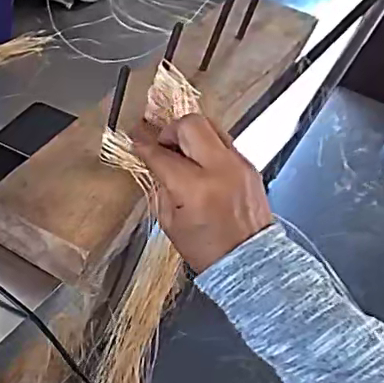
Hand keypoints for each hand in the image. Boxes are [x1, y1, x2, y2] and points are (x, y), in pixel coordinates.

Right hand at [133, 115, 272, 272]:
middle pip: (192, 124)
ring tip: (179, 153)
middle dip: (170, 130)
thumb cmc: (204, 246)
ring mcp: (239, 164)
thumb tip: (154, 163)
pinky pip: (223, 143)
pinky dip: (205, 147)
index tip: (134, 142)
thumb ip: (161, 186)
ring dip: (190, 135)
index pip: (162, 155)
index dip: (144, 147)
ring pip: (211, 127)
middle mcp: (220, 169)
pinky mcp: (249, 165)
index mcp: (194, 188)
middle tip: (161, 144)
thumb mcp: (169, 220)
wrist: (248, 257)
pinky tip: (197, 164)